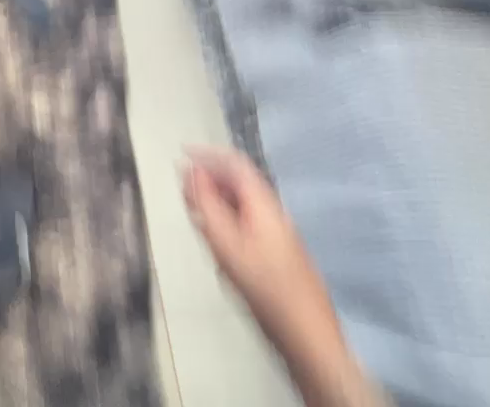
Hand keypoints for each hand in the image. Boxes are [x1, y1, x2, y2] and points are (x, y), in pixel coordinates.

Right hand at [181, 147, 339, 351]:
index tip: (181, 154)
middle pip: (239, 183)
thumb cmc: (264, 286)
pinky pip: (246, 223)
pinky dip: (225, 219)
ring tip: (192, 210)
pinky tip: (214, 237)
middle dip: (209, 179)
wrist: (308, 336)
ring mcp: (278, 235)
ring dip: (215, 200)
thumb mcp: (226, 243)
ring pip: (242, 205)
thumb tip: (192, 171)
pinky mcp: (277, 254)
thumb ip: (207, 204)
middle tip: (181, 188)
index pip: (236, 164)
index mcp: (265, 206)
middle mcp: (274, 214)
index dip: (208, 154)